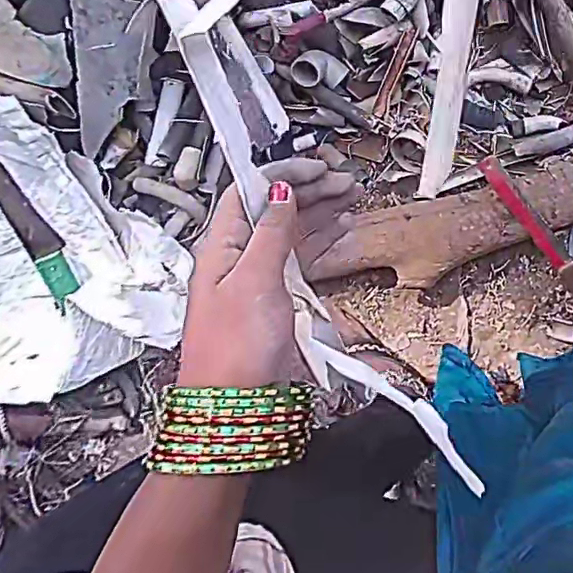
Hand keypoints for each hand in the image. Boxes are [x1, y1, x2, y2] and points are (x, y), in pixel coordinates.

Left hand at [177, 157, 357, 387]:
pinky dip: (323, 236)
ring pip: (293, 228)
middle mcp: (240, 255)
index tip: (317, 167)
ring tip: (350, 196)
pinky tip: (341, 227)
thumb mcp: (254, 280)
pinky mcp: (278, 293)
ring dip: (321, 209)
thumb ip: (270, 231)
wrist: (237, 406)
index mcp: (222, 246)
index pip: (249, 191)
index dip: (282, 173)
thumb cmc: (235, 349)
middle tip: (344, 181)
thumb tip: (279, 189)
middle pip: (275, 206)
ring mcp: (260, 274)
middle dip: (310, 188)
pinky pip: (303, 253)